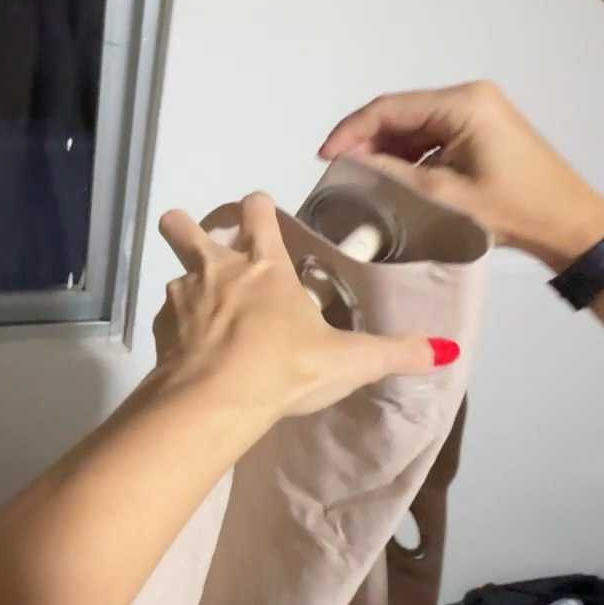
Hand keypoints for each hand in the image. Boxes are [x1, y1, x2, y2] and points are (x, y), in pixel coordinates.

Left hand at [153, 193, 452, 418]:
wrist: (215, 399)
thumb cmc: (285, 367)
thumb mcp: (349, 362)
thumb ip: (394, 352)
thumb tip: (444, 348)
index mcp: (263, 265)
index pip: (256, 213)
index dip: (257, 205)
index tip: (259, 209)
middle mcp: (216, 269)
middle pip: (183, 227)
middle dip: (184, 225)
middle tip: (193, 236)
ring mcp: (182, 295)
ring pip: (175, 275)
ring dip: (188, 287)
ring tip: (204, 316)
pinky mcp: (160, 326)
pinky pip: (167, 316)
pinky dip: (178, 326)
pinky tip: (193, 350)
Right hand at [319, 81, 603, 271]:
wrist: (571, 226)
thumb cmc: (512, 209)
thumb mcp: (443, 194)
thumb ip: (392, 172)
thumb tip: (350, 162)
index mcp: (463, 103)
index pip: (390, 107)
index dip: (351, 131)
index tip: (325, 158)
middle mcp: (469, 95)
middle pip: (399, 111)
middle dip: (364, 138)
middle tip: (336, 167)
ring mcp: (476, 109)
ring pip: (411, 122)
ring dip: (383, 145)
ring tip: (357, 172)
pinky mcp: (479, 125)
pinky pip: (429, 132)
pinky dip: (405, 150)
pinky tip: (388, 171)